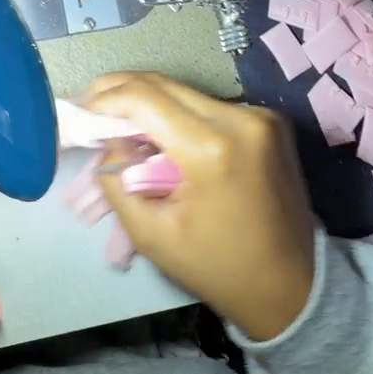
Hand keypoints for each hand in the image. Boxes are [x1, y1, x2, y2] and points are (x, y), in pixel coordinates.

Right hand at [83, 72, 317, 341]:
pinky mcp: (269, 120)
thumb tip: (105, 138)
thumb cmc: (218, 268)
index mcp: (212, 148)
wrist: (293, 288)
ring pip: (184, 92)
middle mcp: (241, 118)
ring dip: (148, 101)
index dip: (105, 100)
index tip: (79, 112)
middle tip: (88, 105)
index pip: (144, 98)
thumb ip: (118, 180)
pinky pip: (208, 105)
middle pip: (163, 85)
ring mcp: (260, 116)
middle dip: (120, 91)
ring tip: (116, 118)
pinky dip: (177, 112)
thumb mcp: (153, 235)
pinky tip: (158, 130)